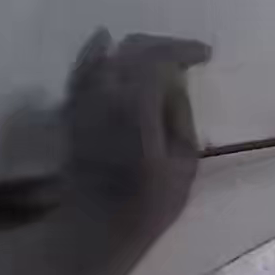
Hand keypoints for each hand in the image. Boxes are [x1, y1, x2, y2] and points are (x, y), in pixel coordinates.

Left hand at [60, 29, 211, 253]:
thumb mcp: (184, 163)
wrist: (93, 229)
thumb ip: (180, 114)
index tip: (205, 55)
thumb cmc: (147, 204)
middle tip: (185, 57)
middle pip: (133, 48)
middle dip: (162, 46)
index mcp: (137, 105)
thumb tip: (175, 82)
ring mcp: (83, 100)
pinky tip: (106, 46)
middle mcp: (106, 93)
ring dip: (134, 50)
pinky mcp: (70, 110)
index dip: (183, 48)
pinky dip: (98, 54)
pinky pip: (83, 70)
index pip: (159, 57)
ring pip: (106, 54)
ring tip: (155, 58)